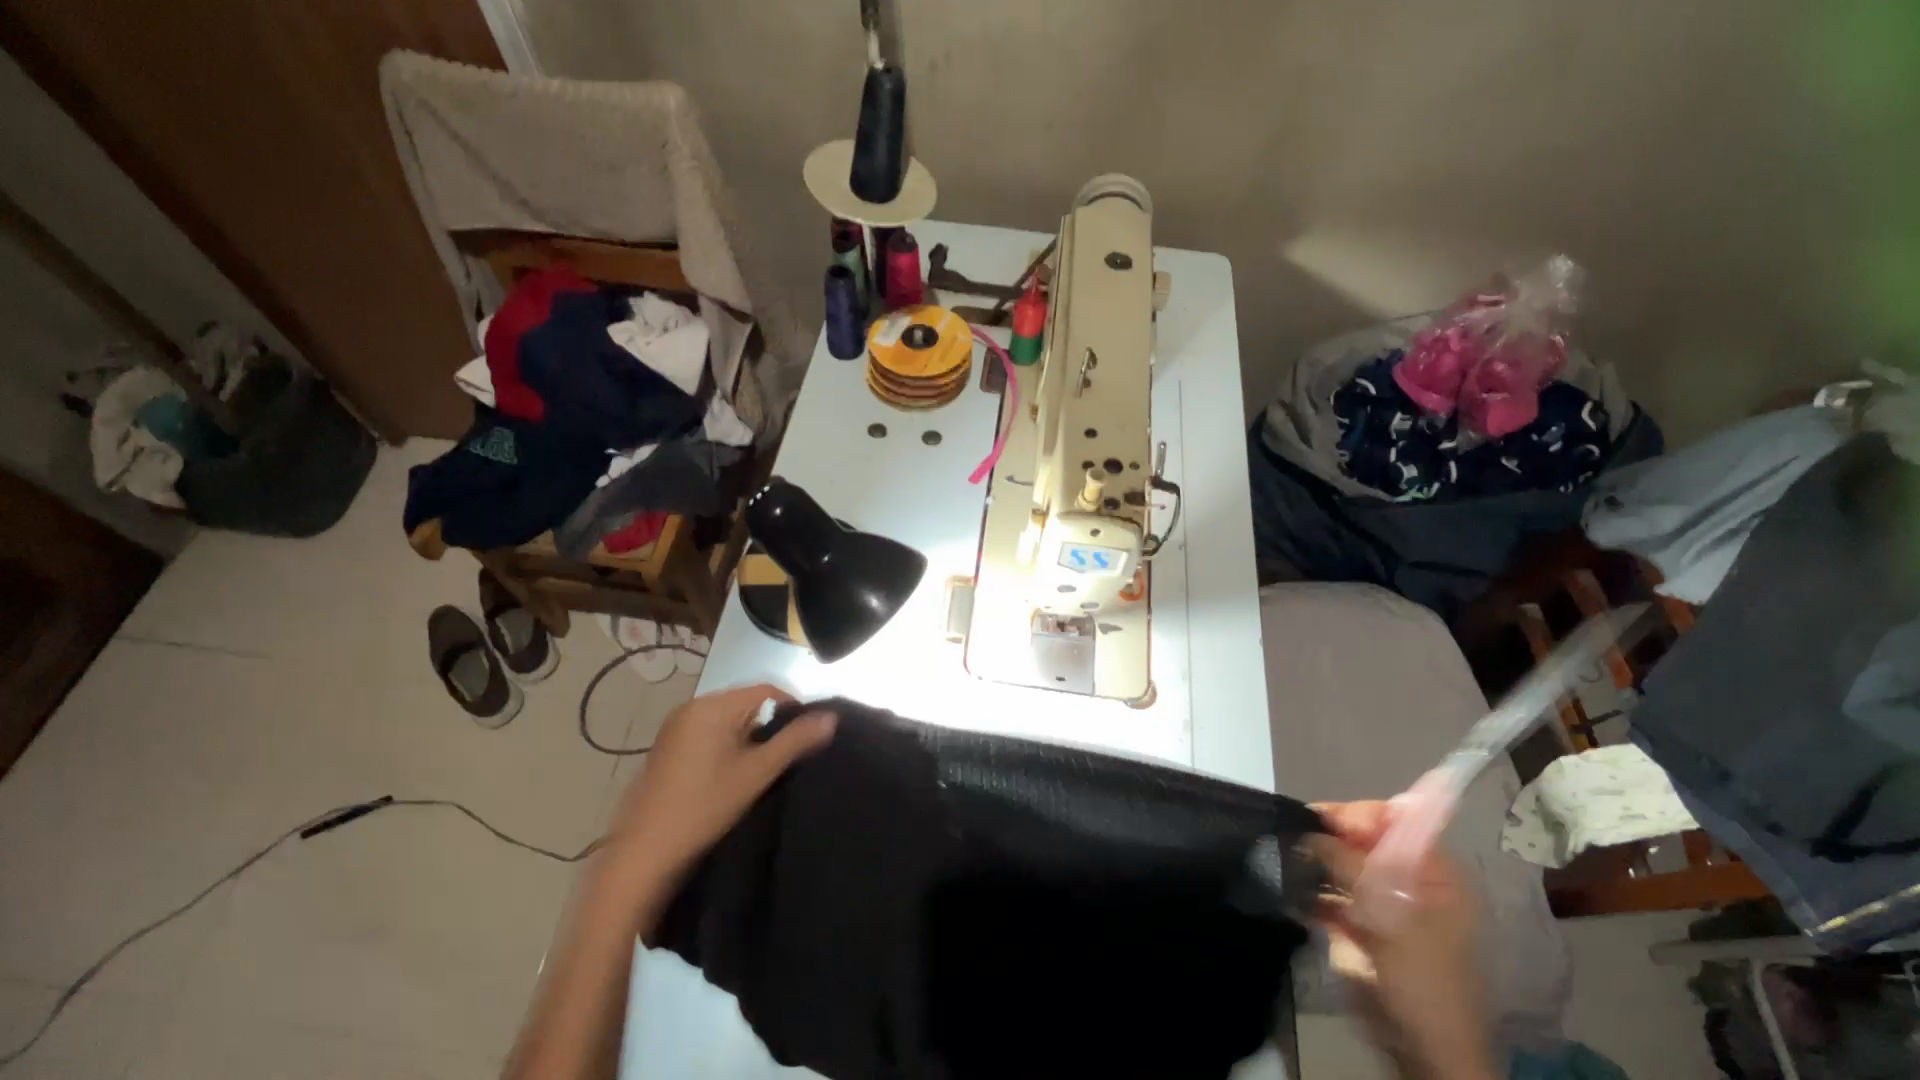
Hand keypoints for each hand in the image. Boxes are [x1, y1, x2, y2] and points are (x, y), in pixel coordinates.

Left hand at [606, 683, 836, 879]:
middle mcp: (691, 707)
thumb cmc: (706, 806)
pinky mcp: (668, 747)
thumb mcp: (757, 772)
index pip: (767, 690)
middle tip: (786, 759)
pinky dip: (728, 746)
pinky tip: (733, 776)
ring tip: (763, 770)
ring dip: (749, 738)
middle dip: (770, 725)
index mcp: (712, 706)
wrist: (647, 850)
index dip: (793, 710)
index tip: (806, 741)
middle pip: (746, 703)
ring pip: (728, 720)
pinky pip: (709, 733)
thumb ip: (795, 741)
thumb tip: (831, 717)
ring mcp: (676, 727)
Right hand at [1310, 801, 1496, 1079]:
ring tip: (1285, 863)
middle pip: (1366, 843)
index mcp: (1434, 873)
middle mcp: (1412, 883)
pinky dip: (1313, 897)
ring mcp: (1386, 909)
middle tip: (1292, 837)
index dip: (1357, 815)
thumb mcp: (1390, 913)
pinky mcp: (1364, 933)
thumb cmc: (1421, 976)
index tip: (1318, 818)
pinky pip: (1335, 901)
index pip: (1395, 821)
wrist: (1424, 1048)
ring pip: (1346, 871)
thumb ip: (1352, 866)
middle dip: (1330, 838)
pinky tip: (1290, 894)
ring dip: (1317, 866)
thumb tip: (1313, 831)